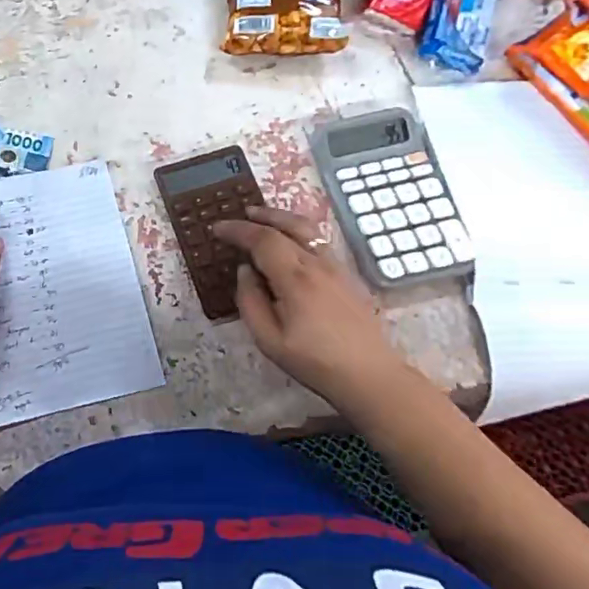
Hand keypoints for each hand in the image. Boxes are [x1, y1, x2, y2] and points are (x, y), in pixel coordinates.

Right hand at [212, 206, 404, 411]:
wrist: (371, 376)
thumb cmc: (315, 362)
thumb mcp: (269, 340)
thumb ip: (250, 301)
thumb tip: (245, 271)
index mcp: (295, 278)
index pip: (262, 240)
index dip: (237, 230)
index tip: (217, 228)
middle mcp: (317, 264)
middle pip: (288, 225)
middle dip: (262, 216)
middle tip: (242, 212)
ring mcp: (337, 268)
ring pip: (308, 230)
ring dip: (283, 220)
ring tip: (265, 219)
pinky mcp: (348, 277)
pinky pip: (319, 243)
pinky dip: (299, 233)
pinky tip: (292, 245)